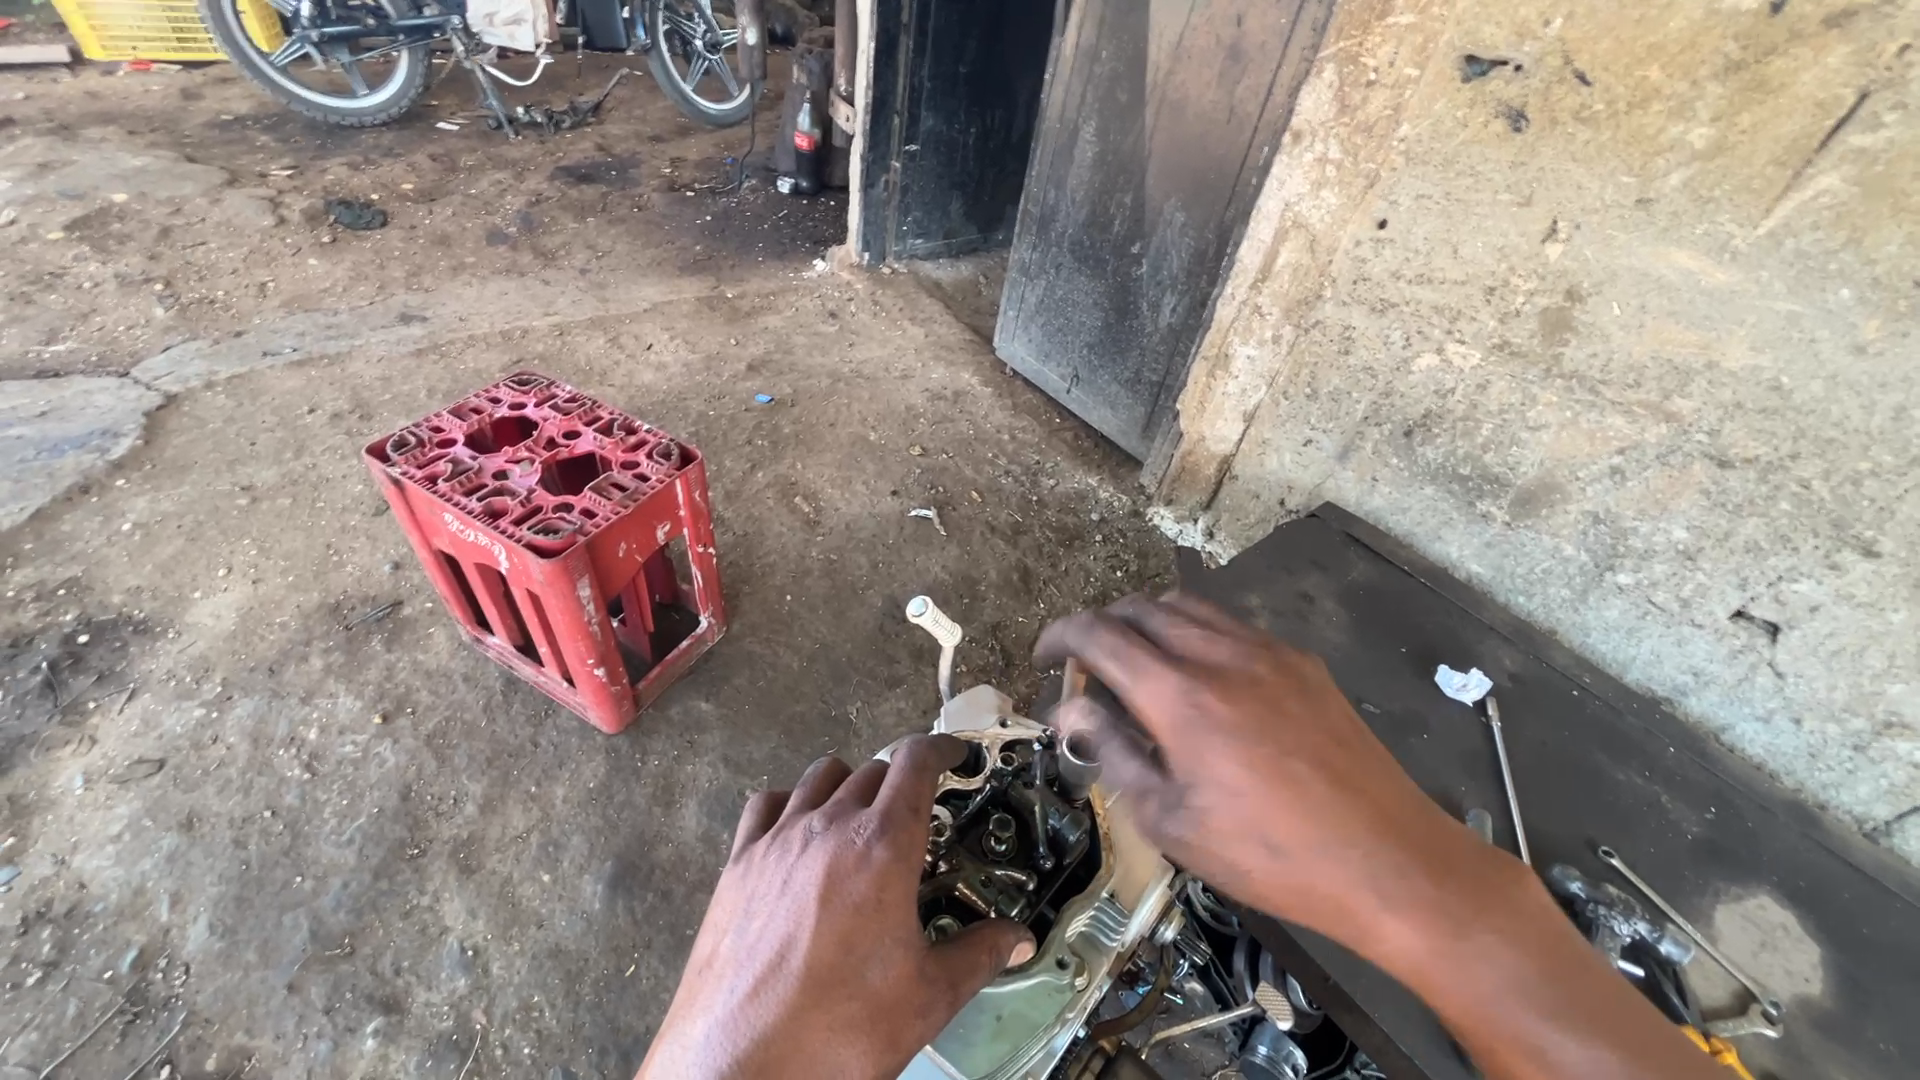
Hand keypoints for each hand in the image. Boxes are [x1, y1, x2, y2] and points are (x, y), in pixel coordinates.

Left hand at [638, 734, 1035, 1079]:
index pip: (915, 763)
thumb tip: (1016, 940)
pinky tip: (797, 835)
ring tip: (859, 823)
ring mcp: (778, 840)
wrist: (741, 1070)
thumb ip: (978, 955)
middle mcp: (829, 826)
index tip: (954, 754)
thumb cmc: (838, 1031)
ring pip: (821, 776)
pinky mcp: (738, 863)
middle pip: (873, 770)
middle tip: (913, 821)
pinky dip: (789, 804)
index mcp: (882, 845)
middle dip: (900, 783)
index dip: (941, 749)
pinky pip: (765, 804)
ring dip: (849, 785)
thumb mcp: (927, 997)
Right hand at [1036, 593, 1482, 944]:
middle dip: (1100, 626)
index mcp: (1179, 696)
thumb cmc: (1267, 855)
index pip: (1099, 635)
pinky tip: (1202, 678)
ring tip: (1138, 664)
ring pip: (1187, 606)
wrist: (1388, 860)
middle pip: (1140, 607)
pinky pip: (1230, 625)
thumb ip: (1114, 753)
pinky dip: (1194, 633)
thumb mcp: (1171, 821)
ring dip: (1147, 622)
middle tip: (1089, 668)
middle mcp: (1219, 655)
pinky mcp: (1301, 662)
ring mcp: (1266, 651)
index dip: (1061, 636)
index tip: (1045, 657)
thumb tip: (1070, 712)